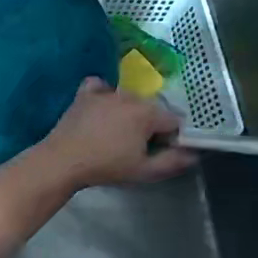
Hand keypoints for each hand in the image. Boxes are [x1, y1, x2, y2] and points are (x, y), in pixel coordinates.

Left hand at [34, 79, 196, 189]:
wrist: (64, 160)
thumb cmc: (107, 166)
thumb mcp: (145, 170)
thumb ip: (173, 161)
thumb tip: (194, 153)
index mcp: (148, 112)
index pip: (174, 121)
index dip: (170, 137)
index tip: (157, 151)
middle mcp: (129, 96)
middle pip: (151, 108)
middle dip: (150, 124)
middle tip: (136, 146)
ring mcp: (105, 92)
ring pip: (128, 98)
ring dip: (129, 112)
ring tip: (116, 134)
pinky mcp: (85, 94)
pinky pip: (100, 87)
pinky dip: (103, 94)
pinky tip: (101, 108)